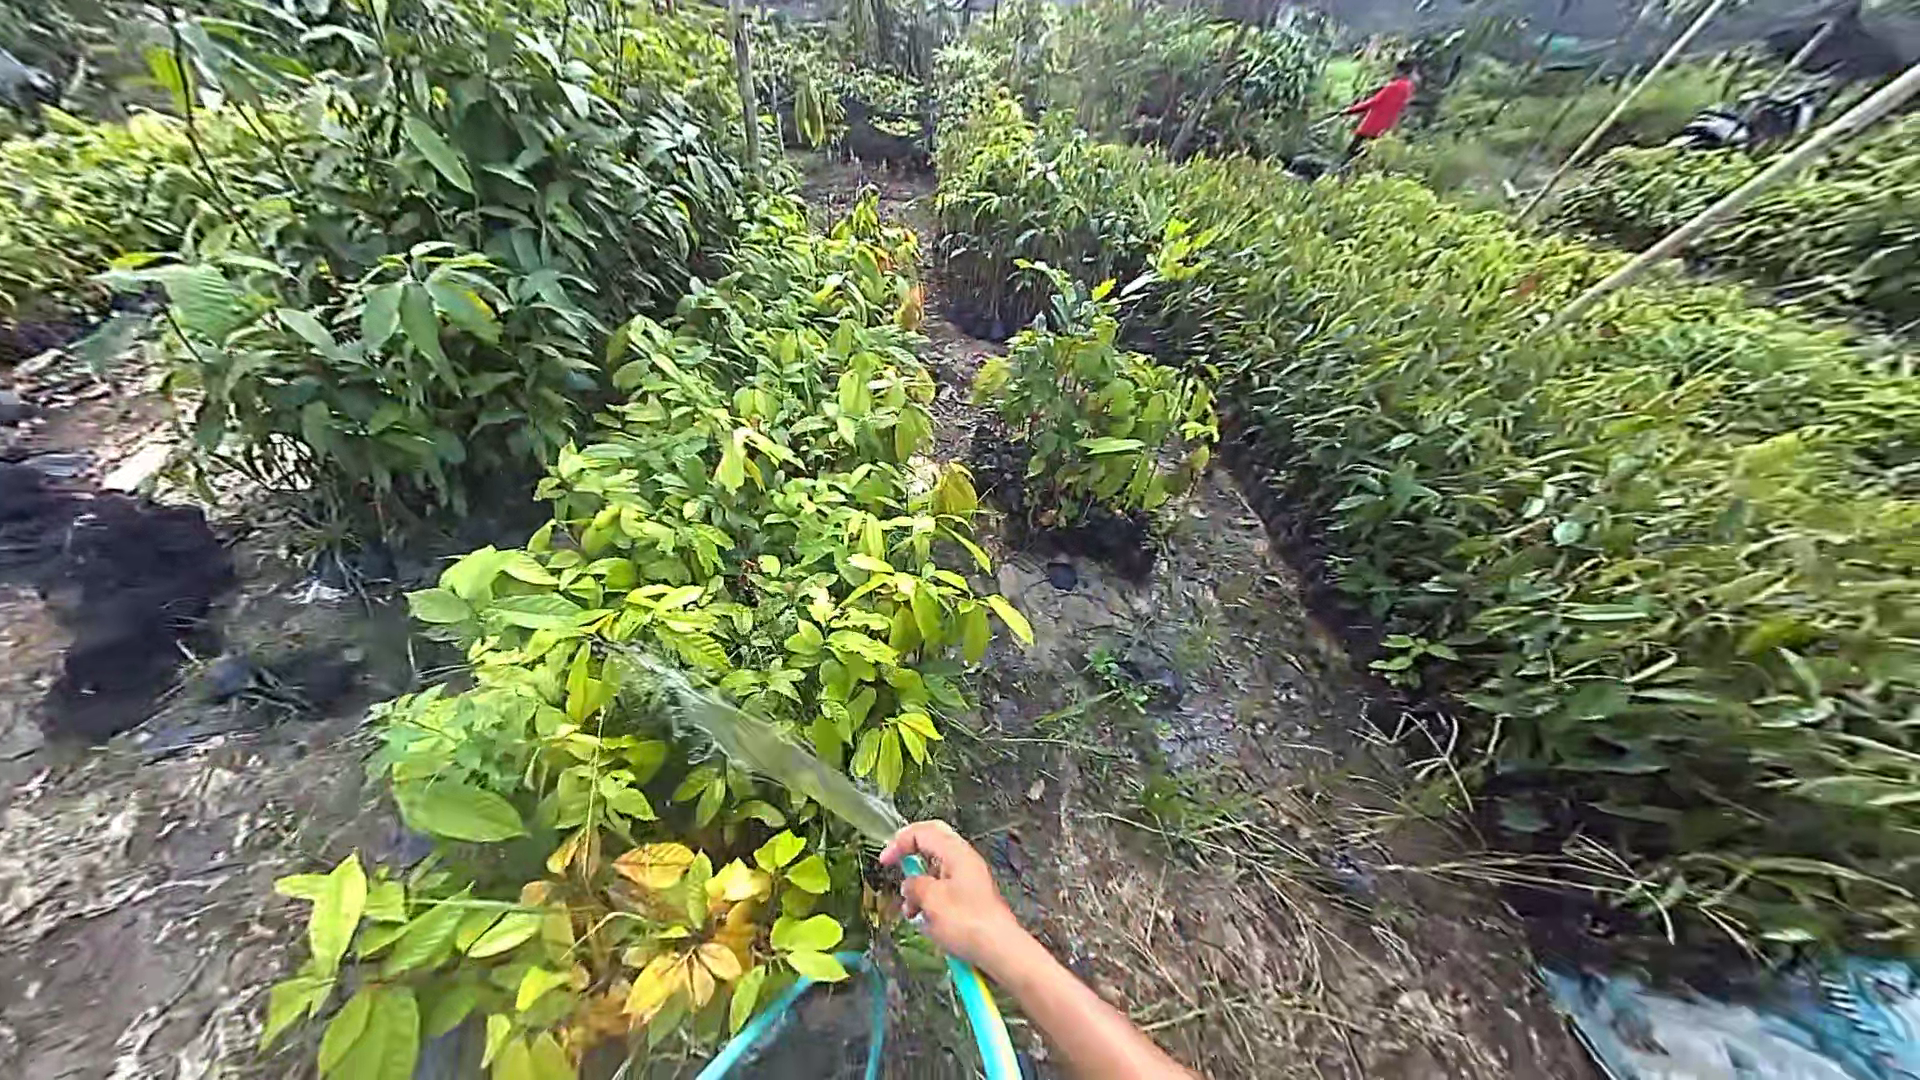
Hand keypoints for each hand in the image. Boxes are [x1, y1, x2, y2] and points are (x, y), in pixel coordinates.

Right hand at [879, 820, 1030, 976]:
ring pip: (937, 867)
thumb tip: (910, 885)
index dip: (899, 843)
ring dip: (919, 883)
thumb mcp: (931, 901)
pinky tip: (926, 920)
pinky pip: (945, 886)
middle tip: (894, 864)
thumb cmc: (964, 921)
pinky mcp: (972, 896)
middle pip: (932, 842)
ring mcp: (970, 876)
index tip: (884, 862)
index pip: (923, 832)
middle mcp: (964, 857)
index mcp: (955, 851)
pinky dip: (931, 897)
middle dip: (911, 853)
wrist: (999, 949)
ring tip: (910, 910)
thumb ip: (915, 886)